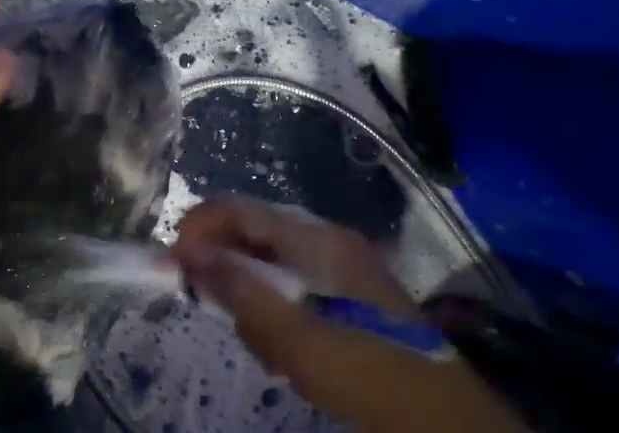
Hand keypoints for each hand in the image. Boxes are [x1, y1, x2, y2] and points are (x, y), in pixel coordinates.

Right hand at [171, 196, 527, 432]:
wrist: (445, 422)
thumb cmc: (363, 370)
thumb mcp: (290, 335)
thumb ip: (235, 289)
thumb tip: (186, 254)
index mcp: (315, 238)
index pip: (234, 208)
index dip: (195, 230)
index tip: (173, 266)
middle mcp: (328, 238)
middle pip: (248, 232)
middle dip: (222, 266)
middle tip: (210, 305)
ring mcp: (343, 264)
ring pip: (267, 260)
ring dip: (248, 293)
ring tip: (256, 340)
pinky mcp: (352, 292)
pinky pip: (291, 282)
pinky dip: (273, 305)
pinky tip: (282, 346)